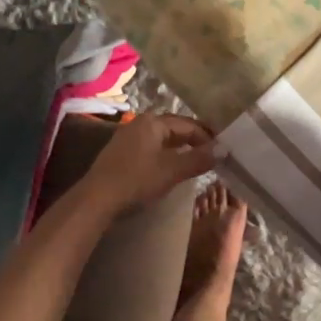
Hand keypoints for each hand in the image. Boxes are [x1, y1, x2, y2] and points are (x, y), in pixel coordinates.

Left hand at [78, 114, 218, 215]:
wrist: (96, 199)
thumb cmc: (137, 180)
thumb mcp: (172, 170)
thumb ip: (198, 159)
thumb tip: (224, 149)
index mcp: (153, 122)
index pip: (188, 124)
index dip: (207, 137)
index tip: (223, 150)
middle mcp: (141, 123)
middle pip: (175, 128)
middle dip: (194, 141)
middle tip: (213, 154)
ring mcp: (129, 137)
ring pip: (163, 139)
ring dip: (180, 148)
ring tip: (197, 161)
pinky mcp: (122, 152)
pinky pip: (151, 147)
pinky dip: (166, 154)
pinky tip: (172, 167)